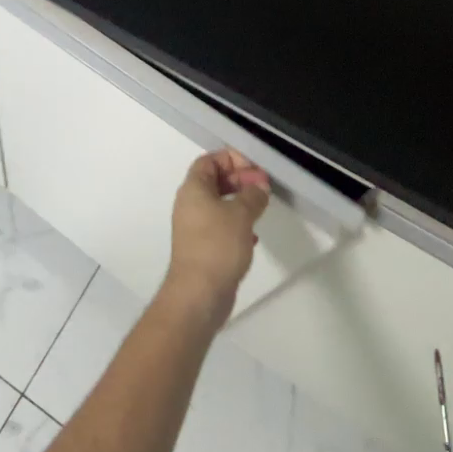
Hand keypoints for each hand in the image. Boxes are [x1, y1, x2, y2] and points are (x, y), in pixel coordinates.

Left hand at [162, 149, 270, 329]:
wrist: (199, 292)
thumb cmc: (218, 245)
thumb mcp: (241, 215)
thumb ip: (252, 195)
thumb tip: (259, 186)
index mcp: (193, 189)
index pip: (209, 161)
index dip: (231, 159)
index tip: (255, 168)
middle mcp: (189, 204)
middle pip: (214, 181)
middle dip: (239, 180)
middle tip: (263, 187)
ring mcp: (194, 226)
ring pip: (218, 204)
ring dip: (240, 202)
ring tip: (261, 207)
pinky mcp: (202, 246)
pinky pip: (220, 225)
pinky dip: (236, 224)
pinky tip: (252, 235)